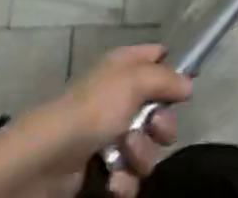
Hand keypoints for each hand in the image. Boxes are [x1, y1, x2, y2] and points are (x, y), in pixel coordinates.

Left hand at [9, 44, 190, 196]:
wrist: (49, 158)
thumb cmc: (93, 108)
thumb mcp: (133, 81)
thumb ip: (165, 79)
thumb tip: (188, 84)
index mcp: (124, 66)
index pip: (156, 57)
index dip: (172, 70)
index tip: (184, 88)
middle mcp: (119, 96)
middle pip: (159, 109)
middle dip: (161, 126)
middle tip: (155, 130)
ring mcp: (111, 133)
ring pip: (147, 146)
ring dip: (140, 155)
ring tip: (123, 155)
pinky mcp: (104, 167)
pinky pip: (130, 174)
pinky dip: (124, 180)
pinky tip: (112, 180)